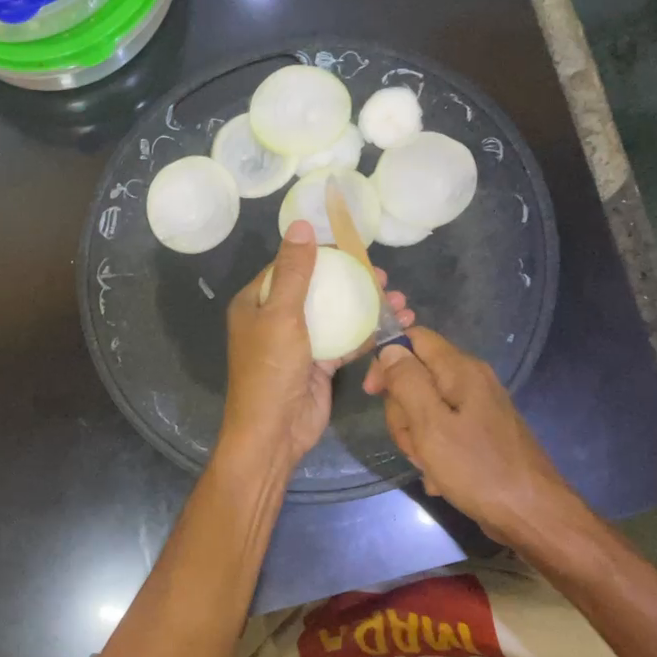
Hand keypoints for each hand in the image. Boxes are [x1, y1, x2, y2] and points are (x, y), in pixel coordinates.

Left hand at [222, 221, 411, 468]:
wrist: (274, 431)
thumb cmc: (271, 370)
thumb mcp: (280, 315)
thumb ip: (294, 271)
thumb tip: (301, 225)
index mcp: (255, 304)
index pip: (288, 267)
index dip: (321, 255)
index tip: (355, 249)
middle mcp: (274, 320)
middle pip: (318, 290)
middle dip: (353, 281)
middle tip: (386, 277)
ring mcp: (298, 343)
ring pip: (336, 316)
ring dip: (368, 307)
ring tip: (401, 302)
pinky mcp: (319, 365)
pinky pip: (346, 342)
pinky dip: (369, 334)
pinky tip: (397, 326)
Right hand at [363, 327, 585, 542]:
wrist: (529, 513)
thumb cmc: (477, 468)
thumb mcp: (430, 425)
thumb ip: (407, 382)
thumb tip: (390, 349)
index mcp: (460, 371)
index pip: (414, 339)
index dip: (387, 360)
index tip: (373, 394)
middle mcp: (471, 381)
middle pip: (417, 378)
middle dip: (402, 411)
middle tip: (413, 441)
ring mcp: (477, 409)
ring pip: (425, 410)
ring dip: (416, 437)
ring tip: (428, 463)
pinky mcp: (480, 434)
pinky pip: (442, 433)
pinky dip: (434, 453)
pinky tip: (440, 476)